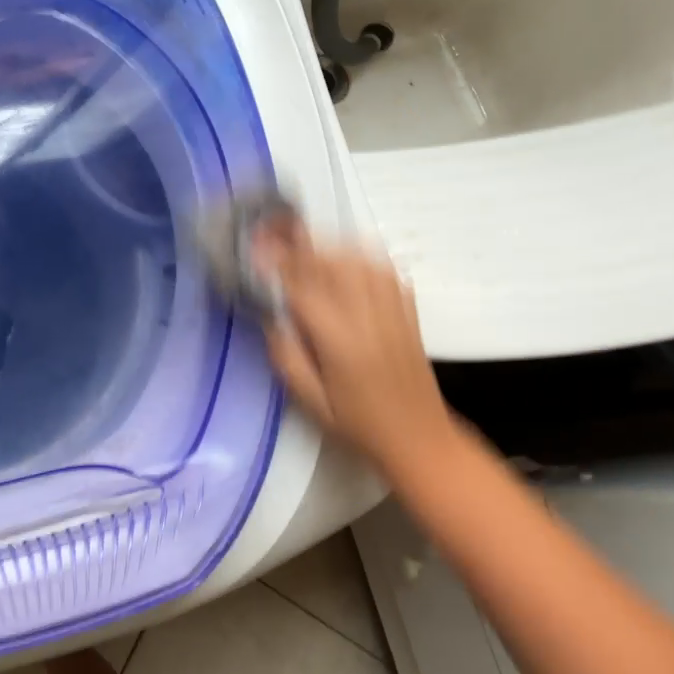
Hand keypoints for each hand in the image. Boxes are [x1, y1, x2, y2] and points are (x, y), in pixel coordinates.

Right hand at [251, 222, 454, 471]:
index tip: (252, 246)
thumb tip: (270, 316)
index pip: (303, 286)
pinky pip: (383, 267)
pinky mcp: (407, 309)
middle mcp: (368, 315)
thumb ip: (285, 355)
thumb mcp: (309, 401)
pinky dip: (358, 255)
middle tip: (270, 235)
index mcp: (340, 340)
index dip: (276, 261)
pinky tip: (342, 260)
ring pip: (359, 255)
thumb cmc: (357, 424)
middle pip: (332, 259)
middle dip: (299, 242)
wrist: (421, 438)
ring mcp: (392, 308)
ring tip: (302, 246)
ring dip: (326, 244)